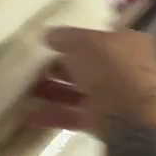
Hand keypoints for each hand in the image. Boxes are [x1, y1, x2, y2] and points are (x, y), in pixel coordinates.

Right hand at [28, 28, 155, 132]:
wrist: (130, 117)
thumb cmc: (112, 70)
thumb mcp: (87, 43)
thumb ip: (67, 37)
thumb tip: (48, 34)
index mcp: (129, 45)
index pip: (98, 38)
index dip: (74, 39)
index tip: (48, 44)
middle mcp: (124, 70)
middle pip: (86, 66)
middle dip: (59, 67)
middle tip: (32, 67)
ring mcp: (112, 97)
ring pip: (77, 91)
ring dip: (52, 91)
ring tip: (26, 90)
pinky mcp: (101, 121)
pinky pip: (72, 115)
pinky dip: (52, 115)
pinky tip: (29, 115)